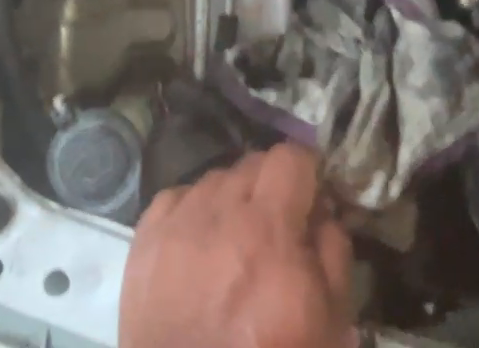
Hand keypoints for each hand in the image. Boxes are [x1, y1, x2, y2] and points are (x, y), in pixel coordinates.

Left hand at [122, 144, 354, 347]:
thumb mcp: (329, 320)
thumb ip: (334, 253)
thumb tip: (324, 213)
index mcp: (270, 231)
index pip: (290, 158)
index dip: (307, 171)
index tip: (312, 195)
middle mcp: (220, 215)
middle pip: (252, 164)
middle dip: (272, 185)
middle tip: (278, 222)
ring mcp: (176, 226)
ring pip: (214, 179)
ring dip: (233, 198)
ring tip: (236, 236)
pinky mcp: (144, 243)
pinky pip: (176, 198)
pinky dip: (193, 210)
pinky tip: (201, 240)